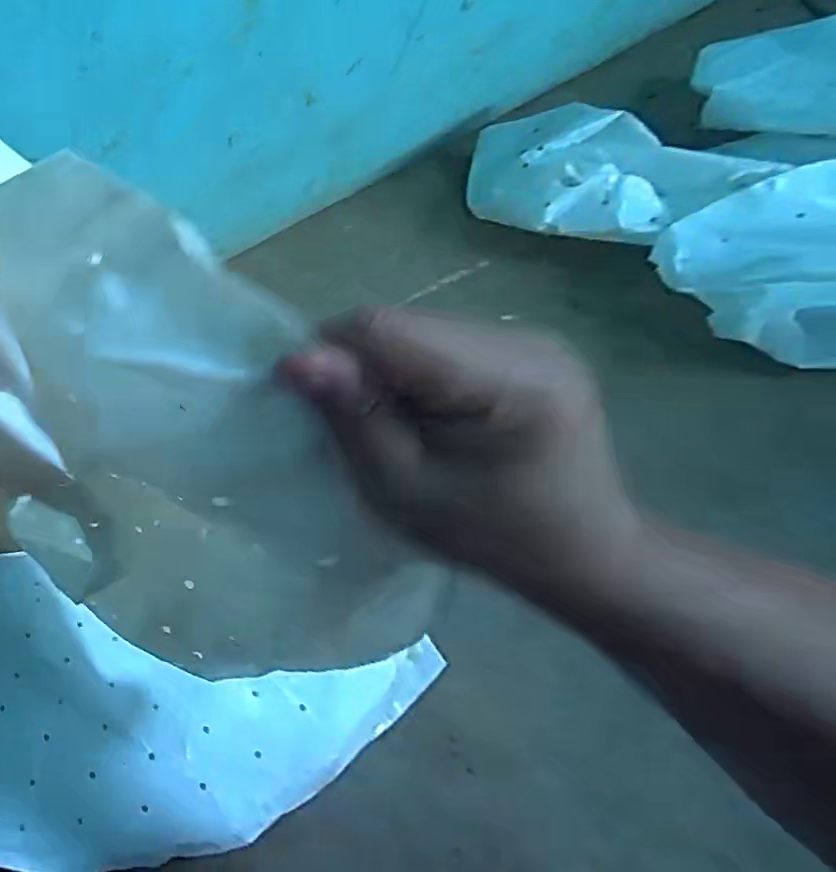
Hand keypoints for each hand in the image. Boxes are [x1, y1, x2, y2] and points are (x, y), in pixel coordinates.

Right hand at [279, 306, 645, 591]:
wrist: (581, 552)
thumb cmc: (484, 533)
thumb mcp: (400, 486)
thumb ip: (352, 416)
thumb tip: (294, 359)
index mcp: (510, 380)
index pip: (382, 331)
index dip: (328, 356)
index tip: (310, 404)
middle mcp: (524, 341)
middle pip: (391, 323)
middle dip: (351, 363)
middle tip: (353, 422)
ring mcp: (524, 336)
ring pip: (402, 324)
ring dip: (372, 365)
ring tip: (388, 418)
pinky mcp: (516, 342)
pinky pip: (422, 334)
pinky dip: (396, 366)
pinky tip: (416, 406)